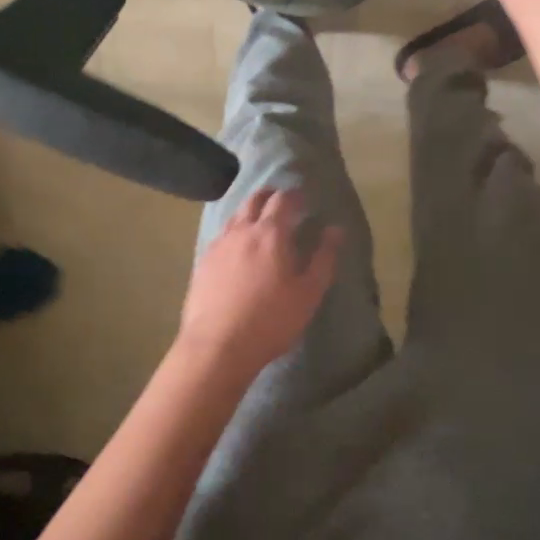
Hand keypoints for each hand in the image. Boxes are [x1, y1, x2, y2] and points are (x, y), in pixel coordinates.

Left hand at [178, 189, 343, 377]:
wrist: (217, 345)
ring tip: (260, 222)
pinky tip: (238, 247)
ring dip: (250, 211)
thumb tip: (335, 229)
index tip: (304, 198)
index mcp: (270, 233)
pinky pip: (222, 234)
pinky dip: (235, 231)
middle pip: (255, 199)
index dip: (295, 194)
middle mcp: (242, 230)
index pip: (283, 199)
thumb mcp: (308, 293)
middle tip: (282, 202)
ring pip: (236, 214)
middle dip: (270, 195)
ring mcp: (219, 243)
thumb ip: (324, 258)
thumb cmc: (271, 320)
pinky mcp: (203, 260)